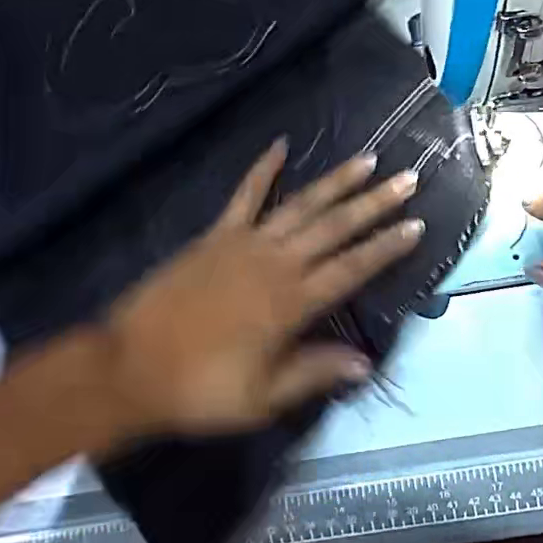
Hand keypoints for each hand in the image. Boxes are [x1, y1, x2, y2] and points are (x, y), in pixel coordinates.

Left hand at [101, 139, 423, 434]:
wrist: (127, 369)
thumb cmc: (200, 389)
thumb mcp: (263, 397)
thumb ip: (315, 372)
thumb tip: (366, 363)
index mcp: (292, 303)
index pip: (352, 268)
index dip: (387, 247)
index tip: (416, 225)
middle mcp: (276, 264)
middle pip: (335, 227)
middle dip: (375, 203)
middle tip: (408, 178)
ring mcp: (243, 244)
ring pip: (301, 205)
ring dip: (336, 182)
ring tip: (367, 159)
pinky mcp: (214, 236)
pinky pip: (244, 196)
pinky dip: (262, 170)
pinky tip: (280, 145)